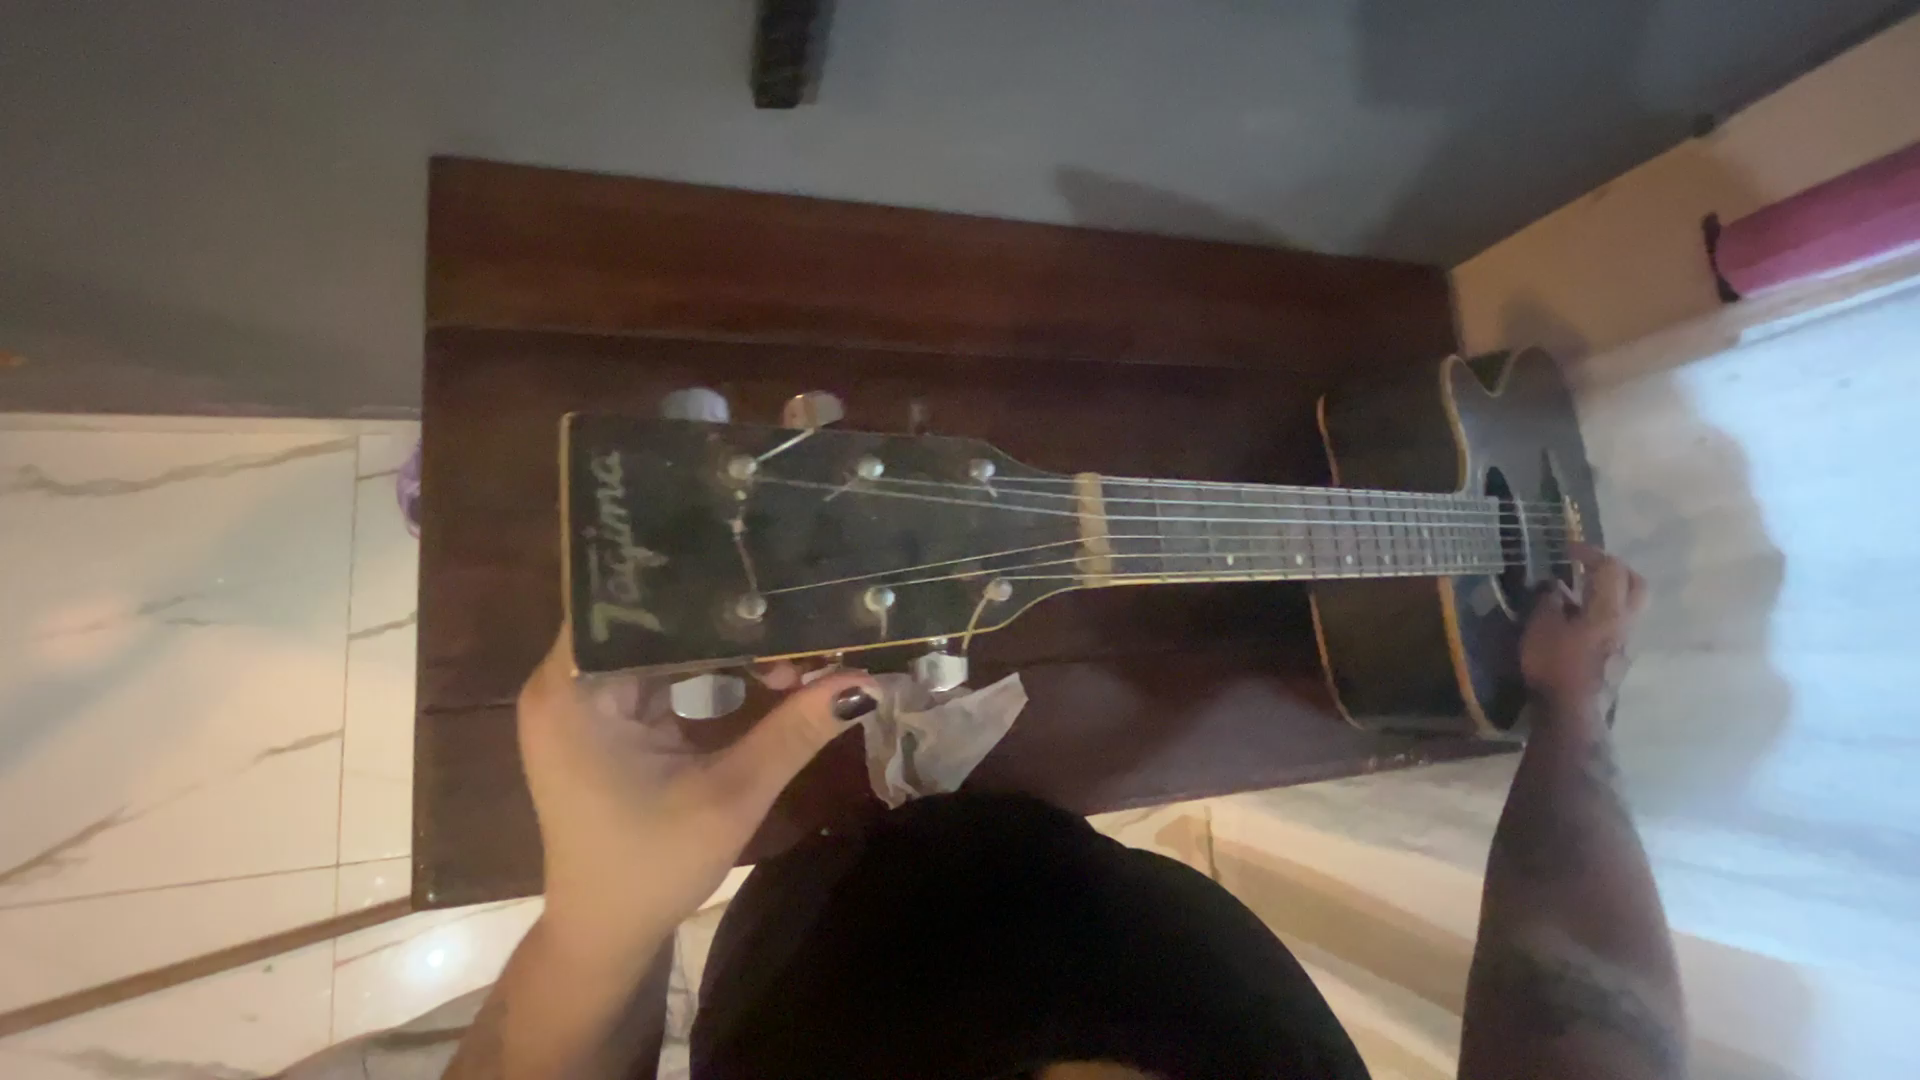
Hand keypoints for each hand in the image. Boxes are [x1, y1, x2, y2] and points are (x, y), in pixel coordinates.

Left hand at [515, 628, 878, 965]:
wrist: (606, 935)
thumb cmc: (652, 868)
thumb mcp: (731, 795)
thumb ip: (796, 730)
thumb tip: (866, 680)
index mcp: (575, 690)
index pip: (641, 607)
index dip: (710, 592)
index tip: (774, 581)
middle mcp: (570, 679)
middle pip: (657, 619)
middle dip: (731, 620)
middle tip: (800, 614)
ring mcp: (589, 696)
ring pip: (668, 641)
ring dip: (729, 645)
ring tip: (792, 643)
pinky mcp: (611, 714)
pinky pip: (669, 668)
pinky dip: (716, 668)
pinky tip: (764, 667)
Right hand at [1521, 543, 1648, 721]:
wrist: (1572, 709)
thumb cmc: (1554, 664)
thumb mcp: (1541, 628)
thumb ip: (1549, 603)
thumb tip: (1553, 587)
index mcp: (1608, 610)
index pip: (1610, 569)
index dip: (1591, 553)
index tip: (1569, 547)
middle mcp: (1625, 621)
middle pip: (1635, 584)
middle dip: (1614, 568)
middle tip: (1588, 563)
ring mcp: (1625, 640)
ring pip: (1629, 604)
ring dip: (1609, 590)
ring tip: (1578, 589)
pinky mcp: (1617, 655)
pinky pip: (1616, 622)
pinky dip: (1601, 609)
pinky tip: (1577, 617)